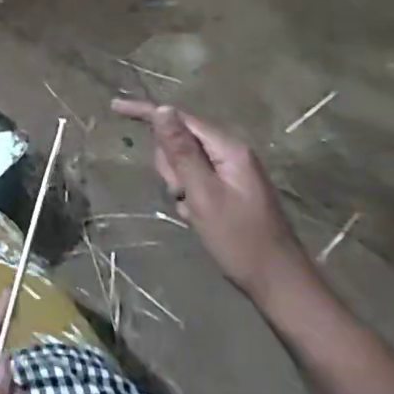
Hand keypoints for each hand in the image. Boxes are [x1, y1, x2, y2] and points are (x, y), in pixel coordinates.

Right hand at [110, 100, 310, 301]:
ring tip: (190, 209)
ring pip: (184, 161)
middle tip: (179, 194)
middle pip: (179, 140)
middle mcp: (231, 153)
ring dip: (178, 183)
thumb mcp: (203, 193)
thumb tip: (162, 109)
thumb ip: (181, 150)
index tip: (114, 107)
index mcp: (229, 149)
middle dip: (170, 165)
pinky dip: (188, 195)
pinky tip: (196, 217)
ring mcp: (231, 172)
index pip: (179, 118)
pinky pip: (195, 179)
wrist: (279, 286)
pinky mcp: (230, 189)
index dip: (146, 112)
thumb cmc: (240, 240)